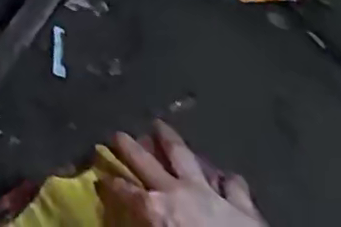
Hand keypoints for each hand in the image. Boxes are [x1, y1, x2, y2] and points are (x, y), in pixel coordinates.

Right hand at [98, 120, 265, 226]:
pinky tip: (226, 176)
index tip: (99, 175)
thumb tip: (131, 219)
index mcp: (157, 209)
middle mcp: (178, 192)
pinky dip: (227, 179)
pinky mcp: (241, 204)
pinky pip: (232, 185)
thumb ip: (147, 224)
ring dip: (171, 140)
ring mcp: (211, 193)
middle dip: (129, 147)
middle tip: (117, 132)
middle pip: (147, 163)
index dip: (111, 183)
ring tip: (160, 125)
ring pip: (185, 158)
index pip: (125, 192)